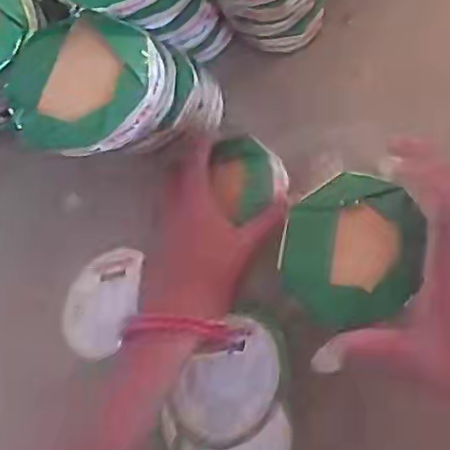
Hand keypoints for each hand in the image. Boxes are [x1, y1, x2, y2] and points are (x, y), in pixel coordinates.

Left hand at [140, 132, 285, 320]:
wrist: (175, 318)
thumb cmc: (211, 276)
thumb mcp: (245, 247)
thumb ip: (268, 220)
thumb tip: (291, 196)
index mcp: (193, 202)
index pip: (193, 162)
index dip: (201, 144)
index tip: (212, 132)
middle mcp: (173, 209)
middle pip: (174, 173)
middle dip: (187, 158)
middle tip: (206, 152)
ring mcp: (162, 227)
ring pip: (167, 192)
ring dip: (180, 179)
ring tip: (201, 177)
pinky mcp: (158, 244)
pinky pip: (167, 211)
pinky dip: (178, 201)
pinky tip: (194, 214)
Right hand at [311, 137, 449, 412]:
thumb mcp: (417, 358)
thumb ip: (369, 349)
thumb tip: (320, 355)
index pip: (444, 195)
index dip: (419, 170)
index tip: (386, 162)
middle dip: (424, 156)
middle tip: (388, 149)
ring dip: (434, 170)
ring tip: (399, 166)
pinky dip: (440, 191)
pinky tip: (417, 205)